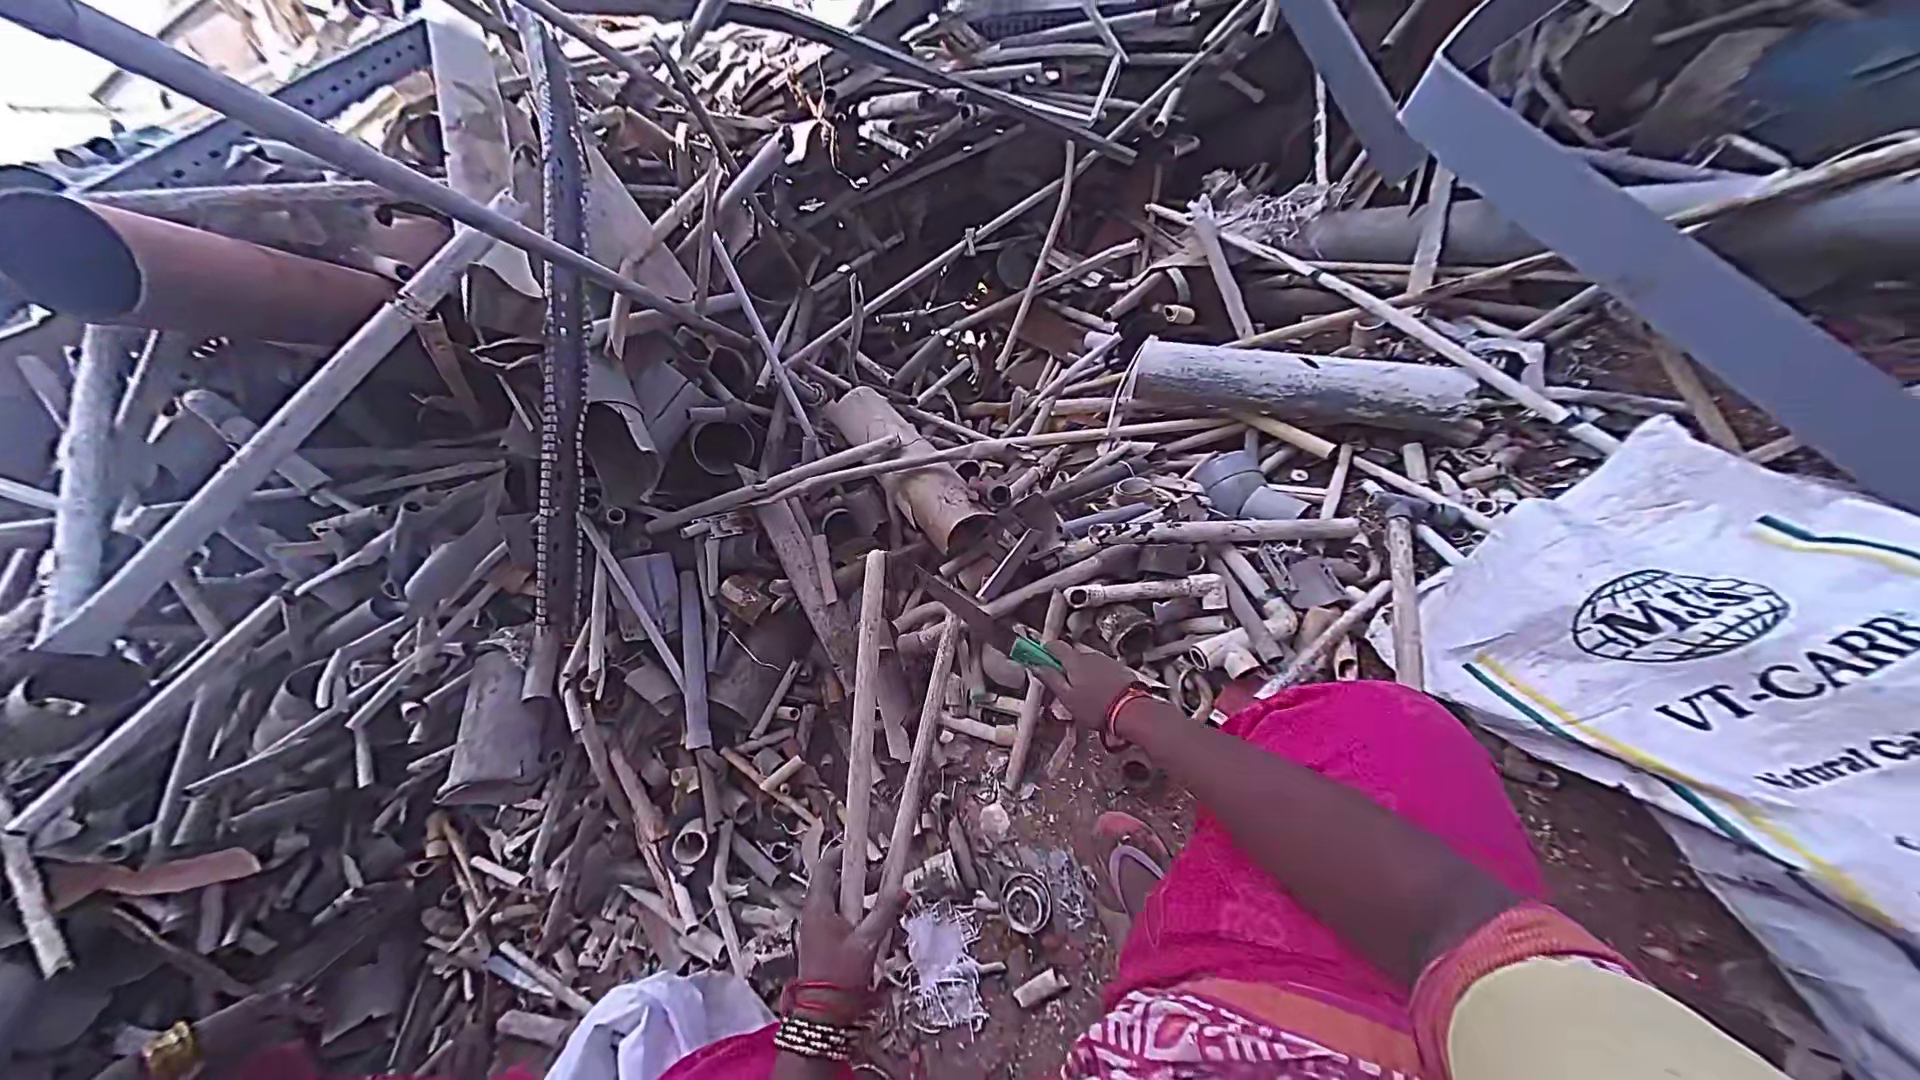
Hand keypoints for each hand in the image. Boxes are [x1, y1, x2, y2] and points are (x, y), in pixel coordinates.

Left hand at [797, 849, 906, 1001]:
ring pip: (841, 901)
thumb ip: (885, 913)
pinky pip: (841, 918)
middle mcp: (815, 913)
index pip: (826, 866)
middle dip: (861, 877)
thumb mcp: (866, 942)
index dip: (844, 852)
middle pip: (837, 882)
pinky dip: (858, 914)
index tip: (865, 847)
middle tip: (884, 877)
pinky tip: (876, 925)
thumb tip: (904, 890)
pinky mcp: (824, 943)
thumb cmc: (839, 976)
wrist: (821, 1019)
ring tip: (884, 902)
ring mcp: (818, 929)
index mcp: (819, 906)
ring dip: (862, 897)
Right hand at [1031, 640, 1142, 731]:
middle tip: (1061, 686)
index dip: (1044, 651)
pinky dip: (1096, 677)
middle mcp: (1091, 656)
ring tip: (1082, 695)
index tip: (1038, 659)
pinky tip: (1098, 694)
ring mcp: (1107, 661)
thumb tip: (1036, 667)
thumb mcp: (1067, 698)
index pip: (1054, 646)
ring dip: (1081, 673)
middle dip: (1064, 667)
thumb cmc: (1099, 708)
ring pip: (1087, 663)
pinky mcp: (1119, 669)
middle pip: (1071, 655)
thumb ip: (1051, 679)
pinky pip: (1101, 669)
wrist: (1134, 712)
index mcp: (1075, 661)